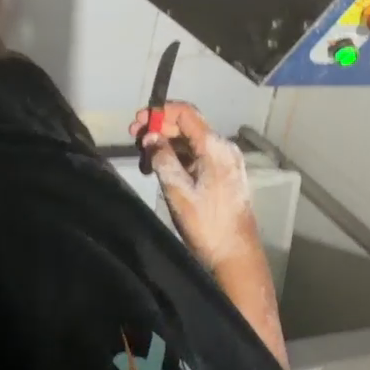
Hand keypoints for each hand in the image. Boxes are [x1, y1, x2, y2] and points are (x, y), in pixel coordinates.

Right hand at [130, 102, 261, 271]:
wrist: (236, 257)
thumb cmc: (207, 224)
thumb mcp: (179, 191)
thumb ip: (163, 159)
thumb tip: (150, 137)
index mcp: (215, 147)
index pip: (186, 113)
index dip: (160, 111)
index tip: (138, 121)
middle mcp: (223, 148)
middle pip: (187, 126)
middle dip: (159, 129)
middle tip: (134, 140)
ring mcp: (224, 161)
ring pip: (189, 141)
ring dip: (165, 145)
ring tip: (143, 161)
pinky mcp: (221, 175)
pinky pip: (195, 156)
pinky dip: (176, 157)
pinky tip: (159, 170)